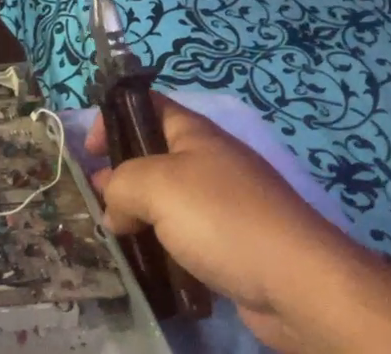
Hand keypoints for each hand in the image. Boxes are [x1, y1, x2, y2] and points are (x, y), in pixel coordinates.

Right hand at [87, 97, 390, 353]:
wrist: (300, 286)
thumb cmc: (223, 219)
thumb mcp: (154, 186)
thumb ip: (120, 186)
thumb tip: (115, 209)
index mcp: (194, 134)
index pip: (145, 105)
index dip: (113, 117)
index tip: (90, 151)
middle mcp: (210, 163)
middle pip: (153, 156)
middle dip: (121, 177)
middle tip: (99, 204)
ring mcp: (225, 206)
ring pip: (169, 202)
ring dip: (142, 218)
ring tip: (120, 239)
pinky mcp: (235, 247)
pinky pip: (189, 238)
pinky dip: (168, 248)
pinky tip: (155, 266)